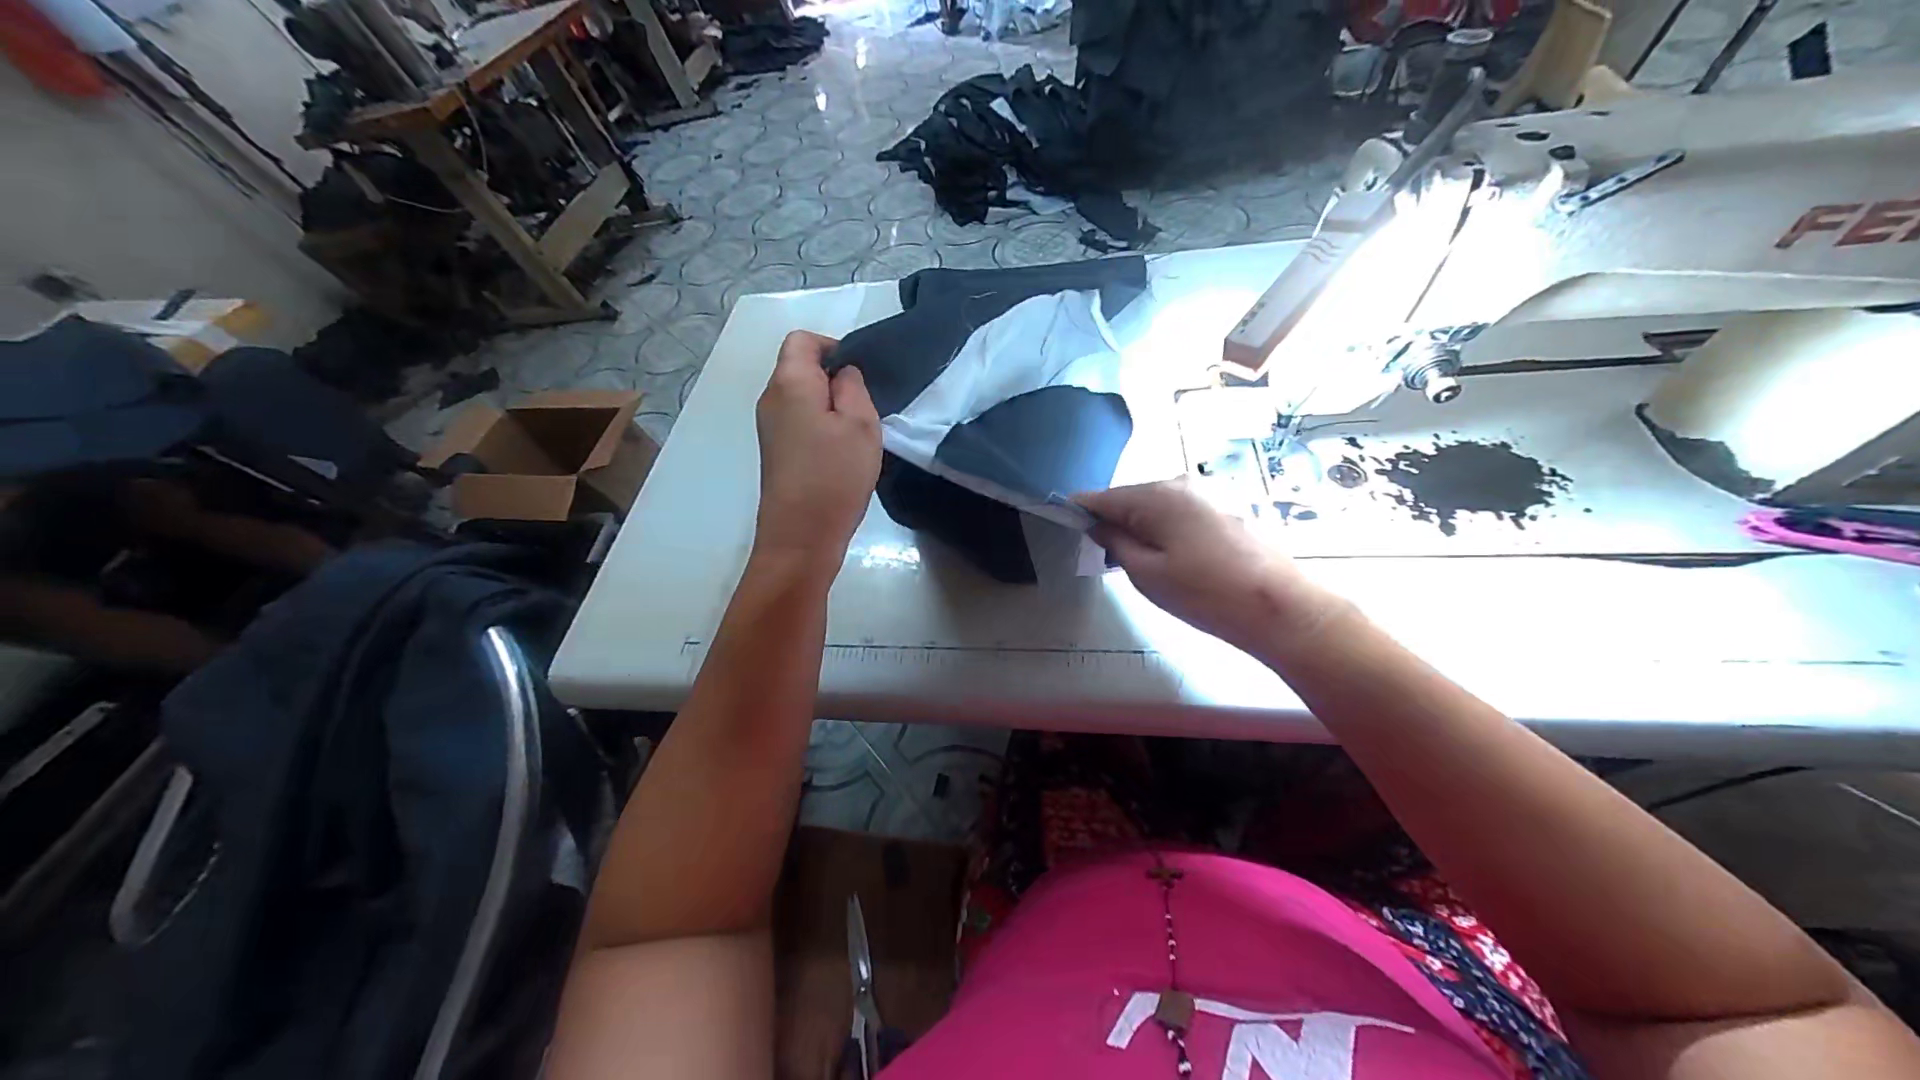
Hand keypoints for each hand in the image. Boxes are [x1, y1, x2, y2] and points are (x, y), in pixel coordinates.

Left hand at [753, 331, 881, 572]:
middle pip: (800, 368)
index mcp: (789, 382)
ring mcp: (770, 428)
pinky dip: (822, 427)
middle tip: (865, 407)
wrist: (801, 537)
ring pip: (802, 398)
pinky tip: (842, 453)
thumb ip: (853, 386)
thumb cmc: (834, 476)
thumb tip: (842, 374)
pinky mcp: (776, 452)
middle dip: (834, 379)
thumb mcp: (860, 423)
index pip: (802, 340)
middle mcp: (771, 399)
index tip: (859, 375)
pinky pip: (800, 422)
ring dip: (831, 407)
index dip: (833, 346)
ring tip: (857, 434)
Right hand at [1076, 481, 1349, 656]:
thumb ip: (1113, 542)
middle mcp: (1181, 483)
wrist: (1279, 607)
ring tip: (1146, 565)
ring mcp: (1208, 493)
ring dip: (1143, 528)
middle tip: (1109, 560)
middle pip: (1130, 499)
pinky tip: (1178, 560)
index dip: (1079, 514)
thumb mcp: (1145, 573)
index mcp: (1156, 495)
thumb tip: (1097, 524)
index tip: (1067, 532)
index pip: (1101, 497)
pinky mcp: (1226, 507)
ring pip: (1157, 506)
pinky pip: (1181, 512)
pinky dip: (1168, 529)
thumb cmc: (1204, 593)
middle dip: (1114, 523)